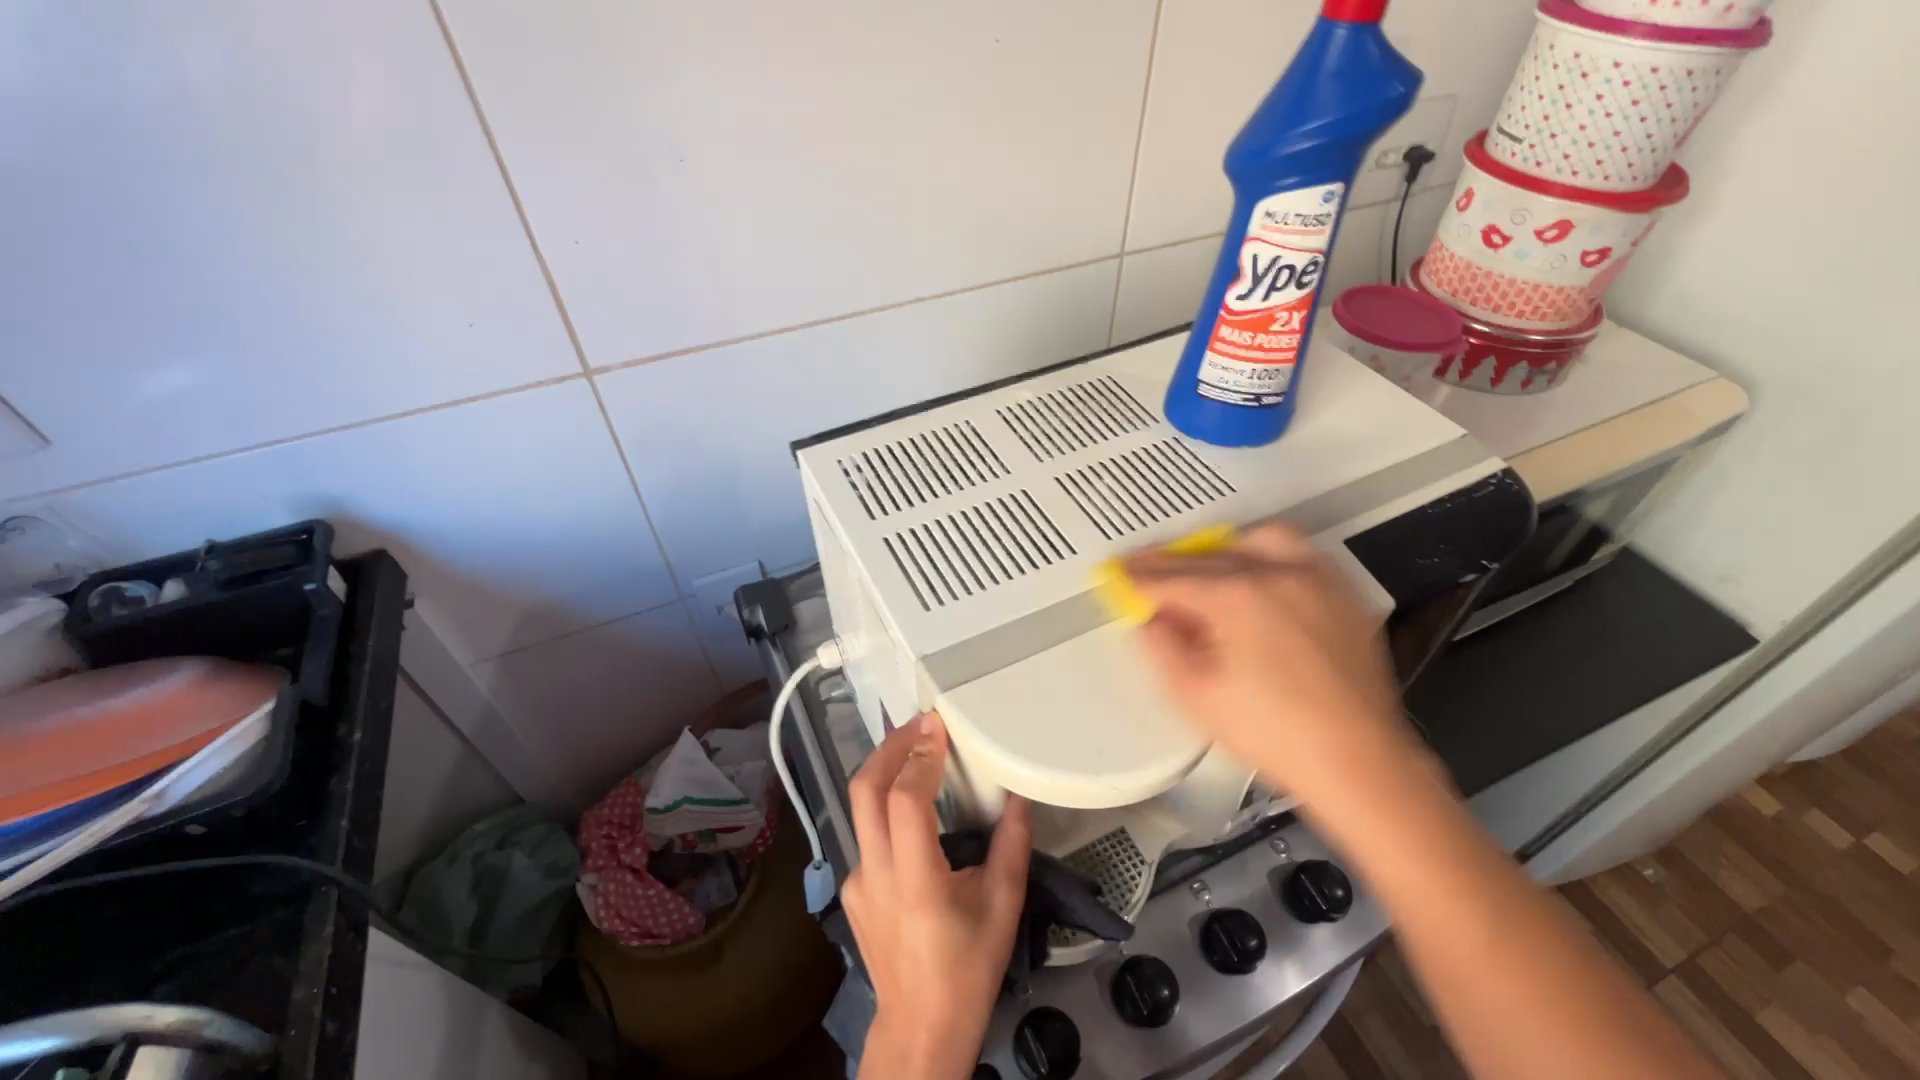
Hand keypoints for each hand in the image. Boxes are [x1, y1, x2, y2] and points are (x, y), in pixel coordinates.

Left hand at [844, 712, 1031, 1078]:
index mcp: (915, 878)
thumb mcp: (1003, 906)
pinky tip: (913, 815)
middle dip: (888, 747)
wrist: (920, 1025)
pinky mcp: (851, 890)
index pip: (904, 799)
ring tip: (917, 752)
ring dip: (884, 772)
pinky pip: (866, 836)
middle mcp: (875, 872)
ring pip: (859, 810)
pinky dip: (886, 810)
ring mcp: (856, 881)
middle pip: (863, 790)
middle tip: (919, 724)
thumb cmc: (968, 969)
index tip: (936, 727)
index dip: (918, 757)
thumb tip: (1019, 795)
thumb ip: (1011, 844)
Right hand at [1126, 523, 1435, 808]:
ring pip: (1262, 539)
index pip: (1172, 577)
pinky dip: (1272, 558)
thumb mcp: (1195, 695)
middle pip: (1209, 555)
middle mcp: (1279, 574)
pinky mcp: (1345, 598)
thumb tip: (1150, 620)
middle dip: (1173, 562)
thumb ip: (1162, 646)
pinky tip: (1262, 579)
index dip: (1138, 577)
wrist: (1357, 761)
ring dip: (1226, 548)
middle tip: (1149, 571)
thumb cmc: (1275, 734)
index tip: (1120, 574)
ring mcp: (1318, 581)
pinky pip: (1303, 556)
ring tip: (1208, 568)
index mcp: (1237, 596)